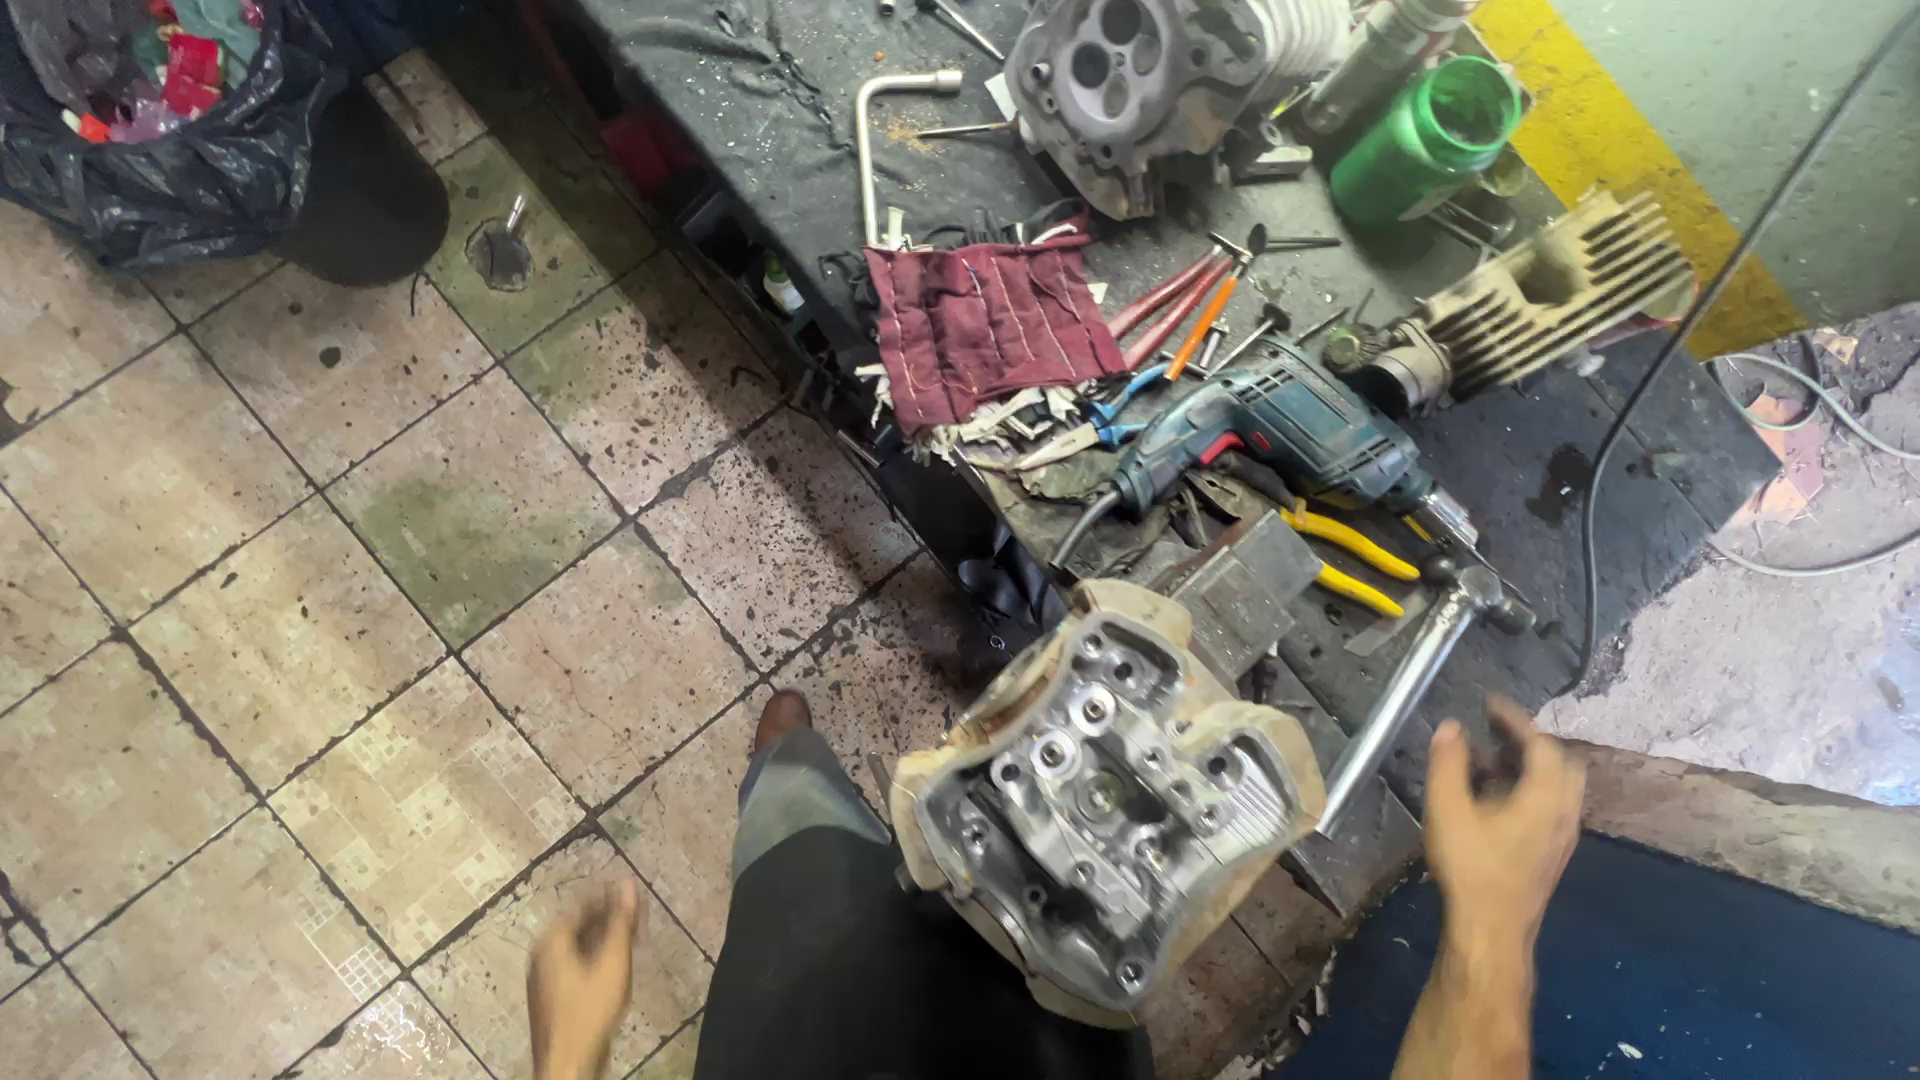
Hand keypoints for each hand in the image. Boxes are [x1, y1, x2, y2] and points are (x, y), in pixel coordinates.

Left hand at [528, 879, 639, 1079]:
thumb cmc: (590, 1009)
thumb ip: (621, 920)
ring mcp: (545, 978)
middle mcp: (542, 955)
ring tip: (635, 938)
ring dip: (607, 937)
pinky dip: (598, 956)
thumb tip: (629, 883)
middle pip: (581, 924)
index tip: (637, 895)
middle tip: (640, 917)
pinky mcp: (553, 997)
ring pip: (580, 945)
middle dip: (611, 917)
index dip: (612, 896)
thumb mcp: (613, 960)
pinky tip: (618, 964)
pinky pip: (577, 963)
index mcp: (551, 942)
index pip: (583, 904)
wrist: (568, 1066)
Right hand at [1423, 696, 1583, 954]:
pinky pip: (1549, 803)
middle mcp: (1564, 814)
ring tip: (1487, 755)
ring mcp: (1562, 835)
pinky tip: (1491, 791)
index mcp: (1546, 799)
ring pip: (1557, 786)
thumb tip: (1450, 726)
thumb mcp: (1448, 807)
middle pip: (1561, 764)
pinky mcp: (1550, 850)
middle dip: (1529, 740)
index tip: (1489, 702)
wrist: (1490, 925)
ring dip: (1527, 763)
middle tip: (1493, 728)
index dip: (1516, 719)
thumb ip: (1448, 763)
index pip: (1541, 746)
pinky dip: (1526, 784)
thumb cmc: (1470, 864)